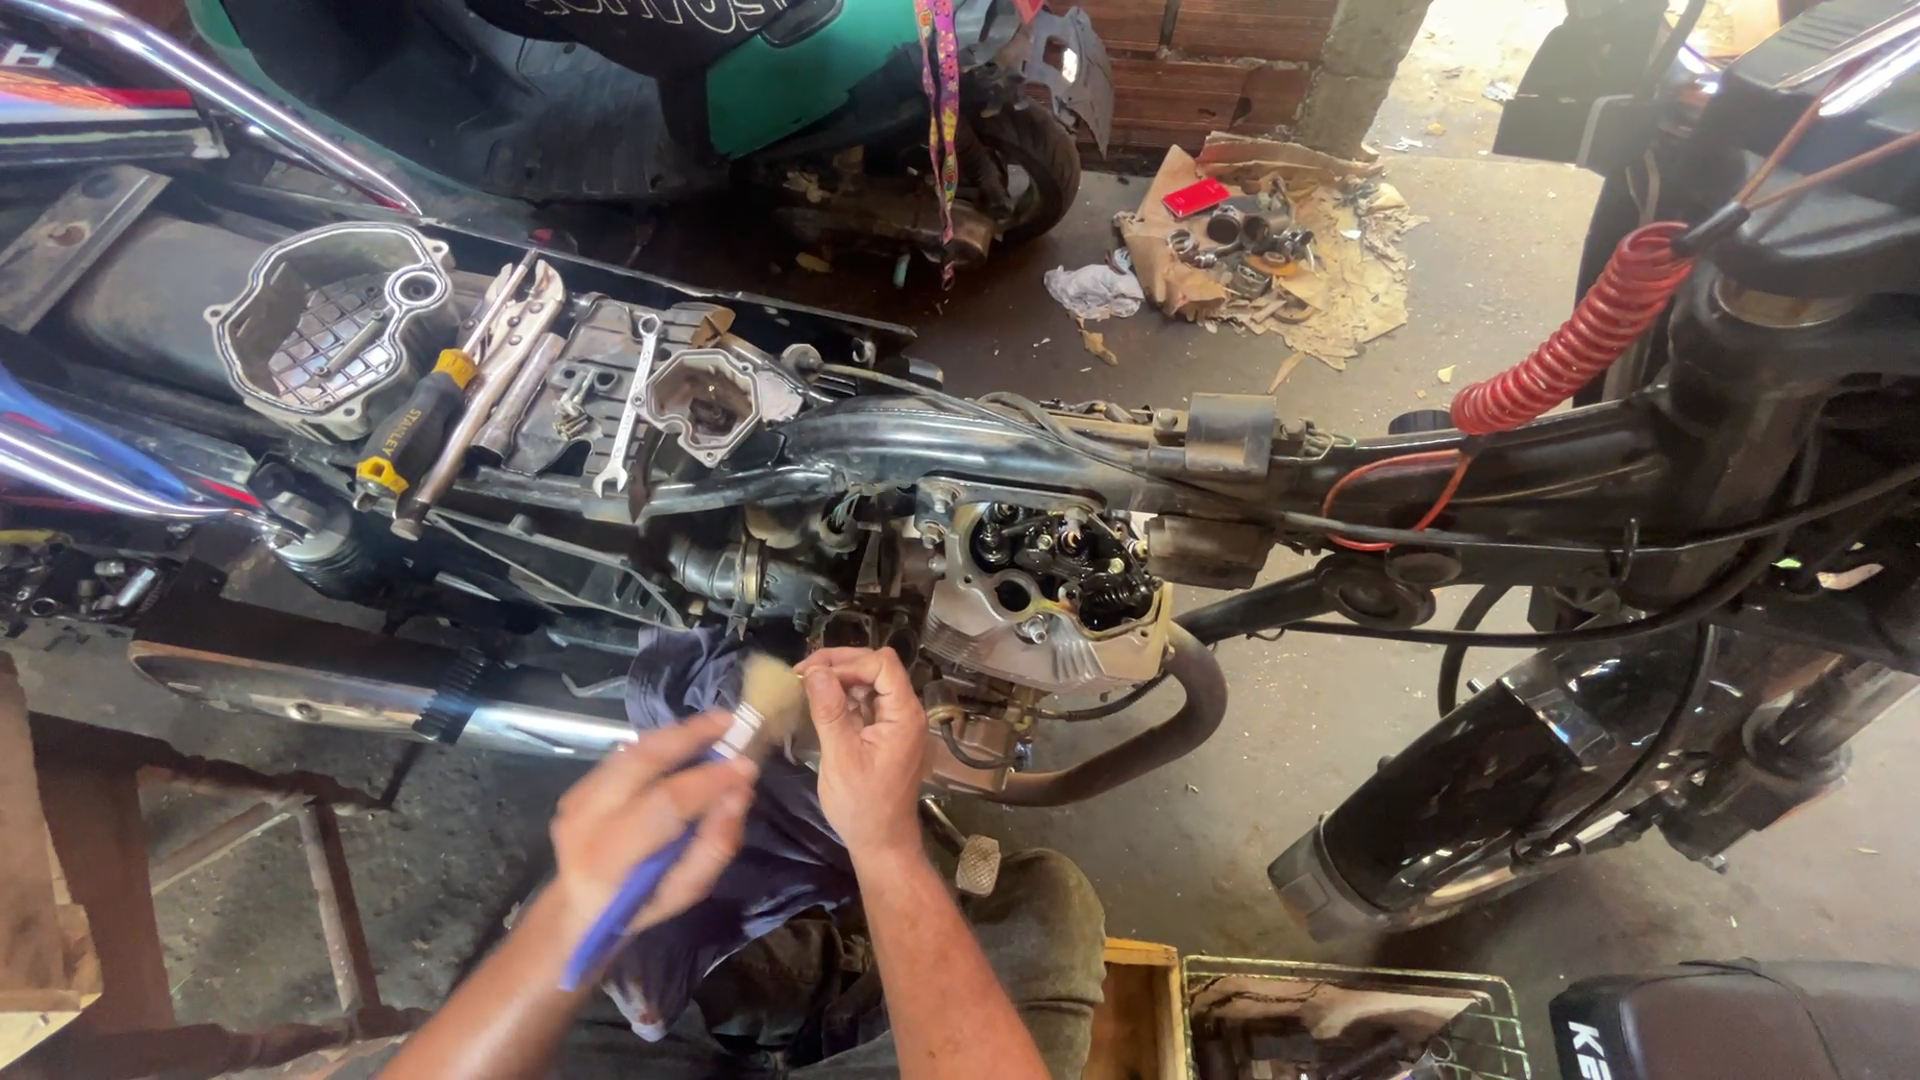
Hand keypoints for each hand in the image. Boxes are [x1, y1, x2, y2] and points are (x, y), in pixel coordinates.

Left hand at [546, 714, 755, 939]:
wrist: (579, 908)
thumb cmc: (641, 902)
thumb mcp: (685, 891)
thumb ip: (714, 846)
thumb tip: (739, 793)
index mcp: (609, 857)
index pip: (665, 804)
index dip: (709, 781)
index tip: (746, 765)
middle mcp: (585, 820)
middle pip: (641, 761)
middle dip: (690, 736)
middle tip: (730, 722)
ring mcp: (577, 798)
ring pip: (634, 750)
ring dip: (678, 733)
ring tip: (715, 724)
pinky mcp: (580, 785)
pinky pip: (627, 753)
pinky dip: (662, 742)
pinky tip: (687, 739)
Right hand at [797, 647, 928, 861]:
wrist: (881, 843)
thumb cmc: (862, 806)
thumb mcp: (840, 758)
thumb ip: (829, 712)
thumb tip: (814, 671)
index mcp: (904, 715)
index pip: (882, 665)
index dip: (847, 662)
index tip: (812, 673)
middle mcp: (906, 711)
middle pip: (877, 668)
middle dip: (840, 665)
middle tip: (802, 673)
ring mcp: (897, 721)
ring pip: (870, 681)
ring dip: (839, 678)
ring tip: (806, 684)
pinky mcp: (885, 731)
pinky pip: (866, 701)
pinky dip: (843, 696)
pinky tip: (820, 701)